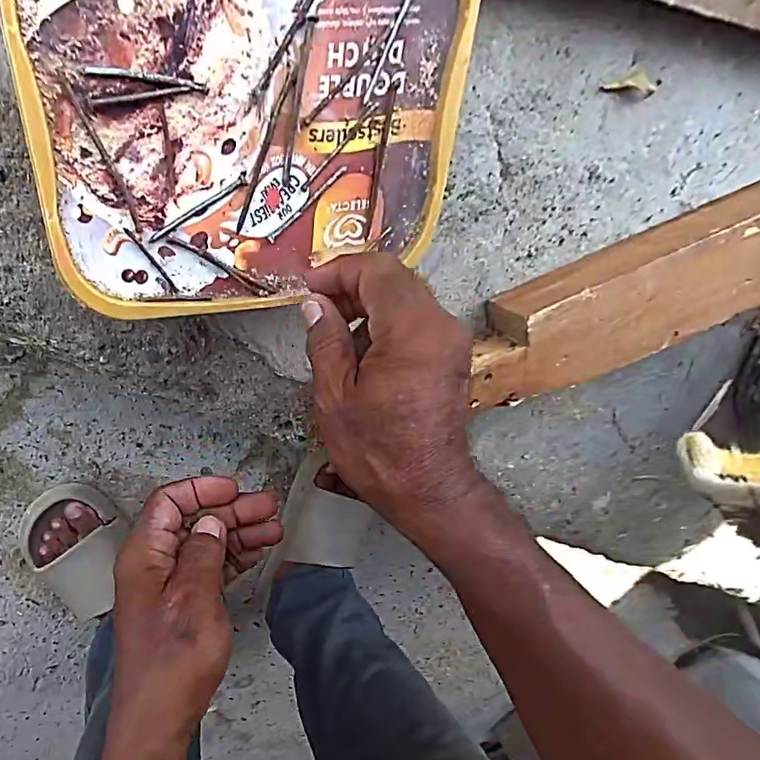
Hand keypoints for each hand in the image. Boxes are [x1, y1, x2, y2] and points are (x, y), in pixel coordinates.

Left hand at [111, 476, 282, 744]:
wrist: (158, 717)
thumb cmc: (171, 666)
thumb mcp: (195, 599)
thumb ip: (203, 554)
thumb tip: (211, 523)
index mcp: (144, 557)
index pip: (168, 503)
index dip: (202, 488)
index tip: (235, 488)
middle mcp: (150, 567)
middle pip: (190, 522)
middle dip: (230, 511)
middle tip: (268, 508)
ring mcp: (165, 587)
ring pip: (202, 545)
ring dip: (237, 534)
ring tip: (273, 530)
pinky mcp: (179, 607)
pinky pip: (206, 569)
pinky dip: (232, 559)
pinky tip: (256, 554)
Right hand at [302, 254, 486, 534]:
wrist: (426, 489)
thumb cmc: (380, 453)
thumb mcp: (335, 396)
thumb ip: (324, 340)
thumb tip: (315, 306)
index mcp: (412, 330)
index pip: (376, 271)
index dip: (336, 271)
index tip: (308, 287)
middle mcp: (441, 327)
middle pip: (394, 280)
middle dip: (351, 287)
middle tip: (317, 310)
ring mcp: (451, 342)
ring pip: (406, 300)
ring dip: (368, 309)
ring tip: (335, 340)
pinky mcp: (451, 359)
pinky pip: (416, 323)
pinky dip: (386, 327)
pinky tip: (361, 357)